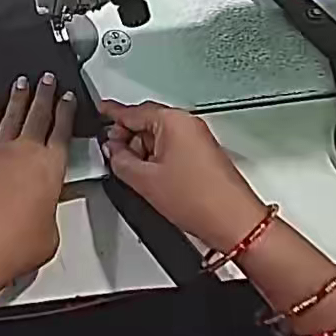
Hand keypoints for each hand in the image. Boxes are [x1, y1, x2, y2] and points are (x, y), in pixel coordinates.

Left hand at [0, 75, 74, 335]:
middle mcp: (24, 153)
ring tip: (22, 82)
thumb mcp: (49, 234)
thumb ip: (48, 215)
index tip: (68, 97)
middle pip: (38, 115)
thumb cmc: (14, 244)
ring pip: (11, 115)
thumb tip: (41, 214)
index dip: (67, 112)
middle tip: (48, 78)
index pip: (63, 131)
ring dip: (18, 97)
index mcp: (50, 167)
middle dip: (45, 94)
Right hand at [100, 99, 267, 251]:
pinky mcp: (202, 152)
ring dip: (143, 151)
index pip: (131, 111)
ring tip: (139, 175)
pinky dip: (158, 158)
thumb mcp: (143, 180)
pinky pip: (171, 146)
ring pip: (157, 135)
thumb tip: (112, 151)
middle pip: (145, 121)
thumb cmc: (202, 201)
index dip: (111, 113)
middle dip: (127, 138)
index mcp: (173, 120)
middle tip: (114, 155)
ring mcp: (197, 137)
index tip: (100, 110)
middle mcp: (187, 123)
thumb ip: (118, 159)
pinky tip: (154, 179)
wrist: (236, 224)